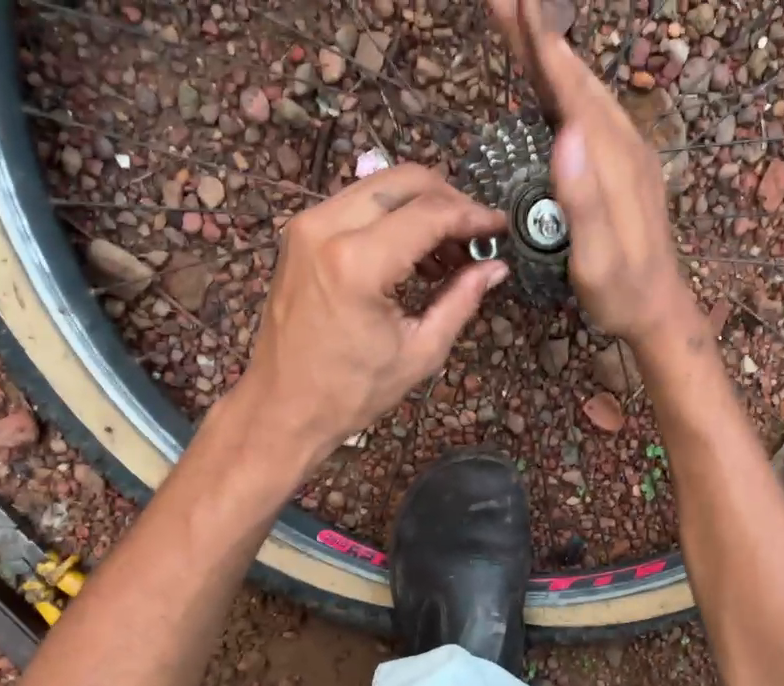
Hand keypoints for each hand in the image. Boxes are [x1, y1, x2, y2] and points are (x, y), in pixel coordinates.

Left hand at [228, 164, 507, 461]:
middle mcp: (326, 229)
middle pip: (404, 181)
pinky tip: (416, 255)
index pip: (430, 213)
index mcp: (357, 264)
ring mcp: (306, 226)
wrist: (283, 406)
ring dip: (421, 207)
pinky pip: (357, 203)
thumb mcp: (420, 352)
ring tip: (449, 253)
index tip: (501, 228)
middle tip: (477, 236)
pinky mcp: (300, 234)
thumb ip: (460, 301)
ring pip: (380, 186)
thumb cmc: (351, 391)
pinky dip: (393, 217)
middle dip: (449, 200)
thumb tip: (495, 267)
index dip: (473, 216)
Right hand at [488, 0, 697, 349]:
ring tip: (522, 24)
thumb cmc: (622, 293)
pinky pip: (592, 113)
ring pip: (586, 93)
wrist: (660, 311)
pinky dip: (566, 87)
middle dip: (541, 37)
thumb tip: (566, 134)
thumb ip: (585, 201)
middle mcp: (626, 147)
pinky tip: (553, 86)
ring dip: (553, 56)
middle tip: (506, 0)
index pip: (574, 92)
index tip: (518, 3)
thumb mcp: (598, 259)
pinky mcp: (626, 168)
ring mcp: (629, 155)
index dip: (544, 46)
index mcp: (615, 162)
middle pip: (578, 81)